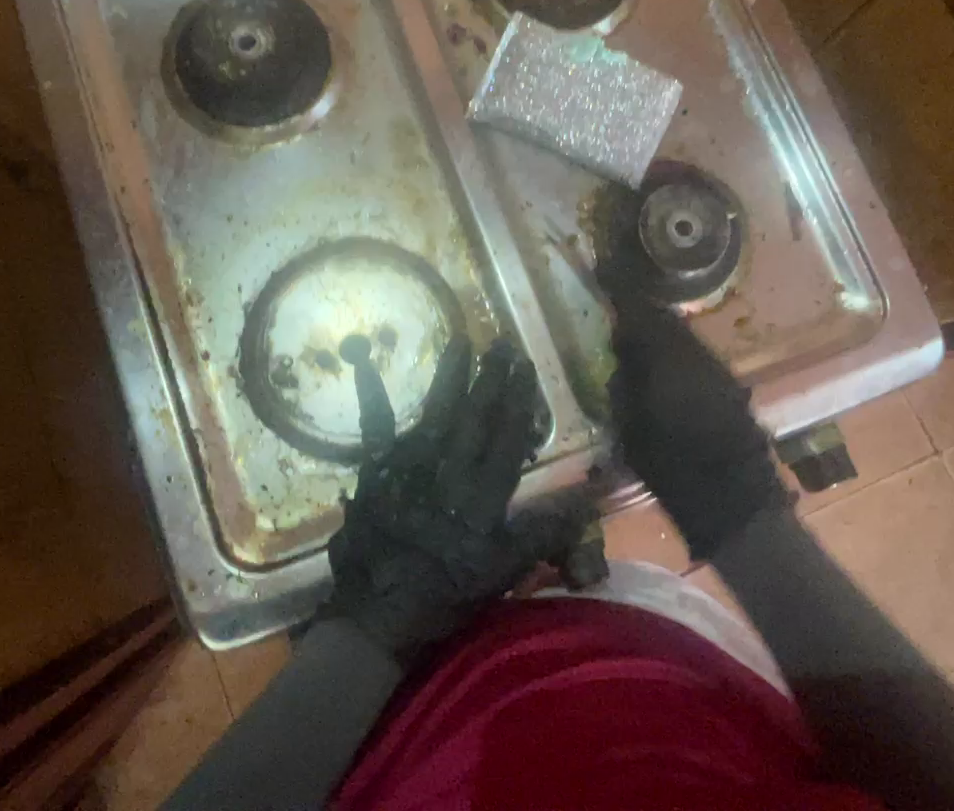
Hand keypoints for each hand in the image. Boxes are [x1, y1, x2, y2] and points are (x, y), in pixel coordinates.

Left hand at [317, 337, 594, 664]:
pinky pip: (374, 426)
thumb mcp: (503, 572)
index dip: (519, 399)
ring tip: (461, 340)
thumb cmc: (446, 594)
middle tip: (502, 342)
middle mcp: (448, 469)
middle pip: (474, 415)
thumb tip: (587, 500)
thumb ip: (543, 533)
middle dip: (490, 377)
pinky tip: (365, 363)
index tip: (527, 366)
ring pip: (435, 411)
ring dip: (449, 375)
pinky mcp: (376, 469)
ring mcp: (409, 465)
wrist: (379, 613)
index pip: (507, 437)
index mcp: (482, 494)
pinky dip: (372, 394)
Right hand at [602, 262, 790, 558]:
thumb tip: (622, 347)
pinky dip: (676, 349)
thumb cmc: (671, 471)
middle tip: (617, 302)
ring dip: (659, 328)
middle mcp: (695, 355)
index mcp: (665, 361)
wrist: (735, 503)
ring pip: (682, 334)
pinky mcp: (731, 384)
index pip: (638, 310)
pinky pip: (696, 353)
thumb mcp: (630, 429)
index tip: (602, 264)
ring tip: (637, 333)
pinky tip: (665, 364)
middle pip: (663, 316)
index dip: (618, 285)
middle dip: (639, 306)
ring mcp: (717, 368)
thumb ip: (624, 382)